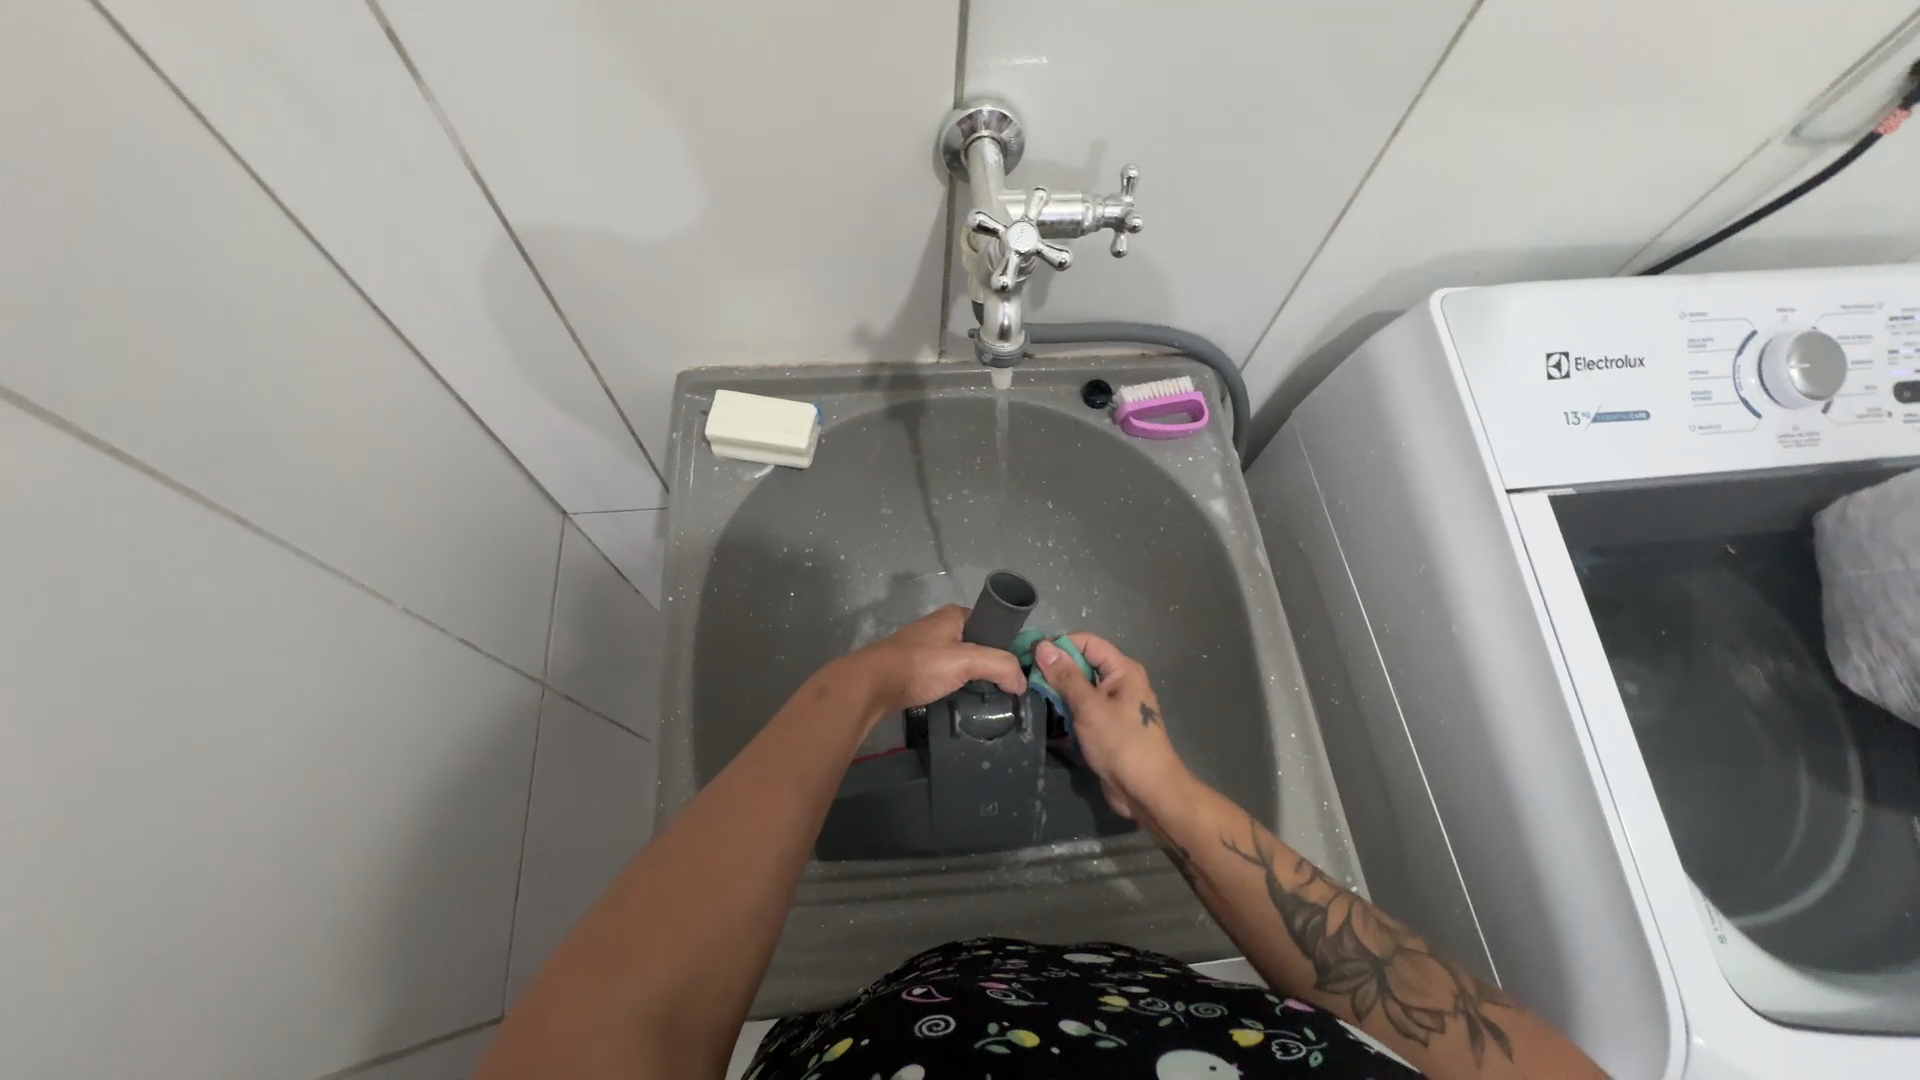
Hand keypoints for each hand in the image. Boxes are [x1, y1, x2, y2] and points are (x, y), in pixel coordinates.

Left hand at [840, 605, 1027, 718]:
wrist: (873, 684)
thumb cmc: (921, 664)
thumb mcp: (967, 660)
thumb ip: (1000, 666)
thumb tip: (1022, 683)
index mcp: (955, 615)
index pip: (993, 625)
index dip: (1008, 645)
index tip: (1021, 669)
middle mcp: (942, 627)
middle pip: (979, 645)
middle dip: (993, 664)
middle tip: (1008, 687)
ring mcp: (928, 648)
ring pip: (963, 662)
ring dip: (975, 678)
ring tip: (991, 697)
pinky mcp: (917, 669)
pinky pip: (947, 676)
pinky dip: (958, 686)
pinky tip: (965, 701)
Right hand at [1034, 634, 1190, 819]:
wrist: (1146, 791)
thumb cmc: (1121, 744)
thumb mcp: (1089, 707)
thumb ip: (1065, 676)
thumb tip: (1042, 647)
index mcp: (1123, 671)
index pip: (1087, 643)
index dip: (1059, 646)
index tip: (1031, 657)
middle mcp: (1119, 684)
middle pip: (1081, 666)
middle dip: (1055, 673)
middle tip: (1026, 683)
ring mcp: (1113, 707)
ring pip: (1078, 692)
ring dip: (1058, 697)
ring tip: (1033, 703)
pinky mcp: (1106, 728)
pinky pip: (1081, 713)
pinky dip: (1065, 716)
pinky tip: (1046, 723)